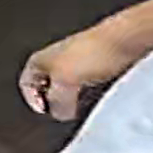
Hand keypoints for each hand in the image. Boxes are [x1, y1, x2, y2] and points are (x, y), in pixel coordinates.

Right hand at [19, 24, 143, 120]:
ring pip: (70, 83)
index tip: (45, 113)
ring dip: (75, 95)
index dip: (32, 99)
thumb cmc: (91, 53)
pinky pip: (91, 81)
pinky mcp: (101, 63)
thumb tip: (59, 114)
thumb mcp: (65, 80)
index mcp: (37, 60)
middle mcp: (53, 59)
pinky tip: (104, 94)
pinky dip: (93, 91)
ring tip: (85, 105)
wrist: (126, 39)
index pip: (25, 84)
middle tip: (64, 111)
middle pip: (47, 84)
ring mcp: (77, 60)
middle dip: (54, 98)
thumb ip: (59, 99)